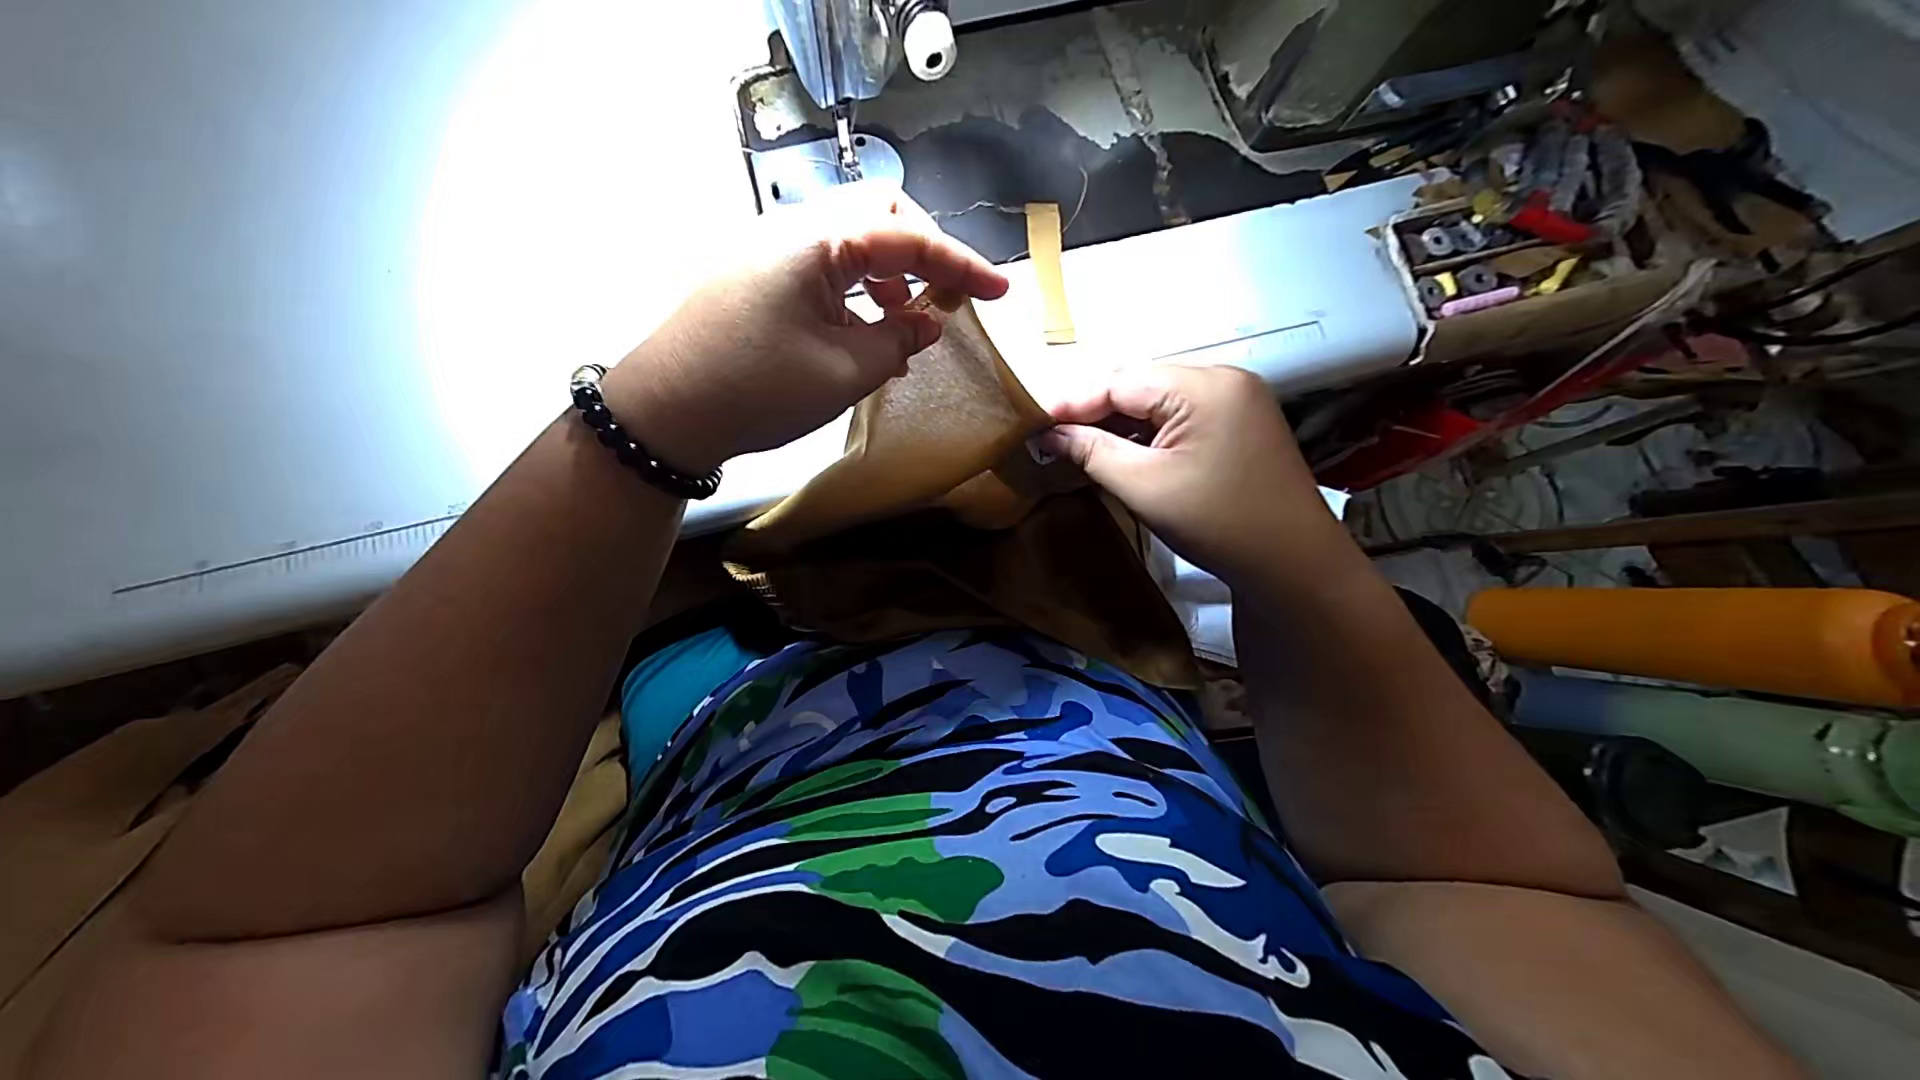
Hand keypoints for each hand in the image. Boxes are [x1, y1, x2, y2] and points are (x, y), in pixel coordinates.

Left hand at [600, 184, 1006, 472]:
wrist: (666, 411)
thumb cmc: (758, 388)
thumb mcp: (844, 371)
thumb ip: (897, 340)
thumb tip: (926, 322)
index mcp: (819, 243)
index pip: (908, 240)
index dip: (961, 265)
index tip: (1000, 291)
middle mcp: (795, 233)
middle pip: (880, 219)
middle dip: (924, 255)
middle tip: (946, 300)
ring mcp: (774, 255)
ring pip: (853, 246)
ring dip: (891, 279)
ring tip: (906, 329)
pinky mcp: (762, 281)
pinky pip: (826, 273)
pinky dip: (859, 297)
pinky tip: (867, 338)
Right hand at [1040, 365, 1348, 587]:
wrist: (1292, 563)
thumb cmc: (1218, 523)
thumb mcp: (1143, 486)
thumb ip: (1090, 451)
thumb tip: (1048, 435)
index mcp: (1204, 386)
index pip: (1120, 381)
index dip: (1073, 402)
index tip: (1034, 422)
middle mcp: (1224, 379)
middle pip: (1140, 385)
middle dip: (1095, 412)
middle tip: (1054, 437)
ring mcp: (1237, 399)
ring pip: (1159, 400)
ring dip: (1120, 423)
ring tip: (1081, 446)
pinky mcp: (1240, 421)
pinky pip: (1181, 415)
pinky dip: (1149, 431)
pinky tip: (1124, 451)